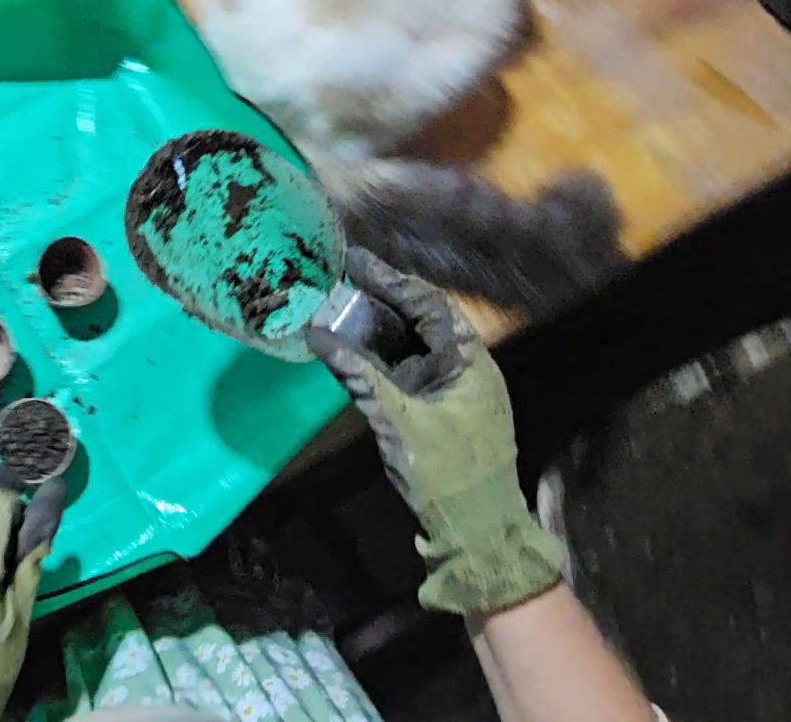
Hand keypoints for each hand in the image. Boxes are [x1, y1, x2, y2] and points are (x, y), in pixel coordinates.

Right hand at [306, 248, 563, 616]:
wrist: (475, 530)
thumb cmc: (446, 471)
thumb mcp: (397, 419)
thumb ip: (357, 373)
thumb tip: (314, 334)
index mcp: (468, 361)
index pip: (427, 304)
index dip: (389, 279)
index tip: (353, 261)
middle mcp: (461, 365)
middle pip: (418, 317)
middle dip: (380, 295)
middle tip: (341, 274)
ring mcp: (447, 385)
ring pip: (408, 340)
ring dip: (374, 322)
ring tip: (337, 301)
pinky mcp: (432, 404)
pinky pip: (401, 365)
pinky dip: (375, 351)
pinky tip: (346, 342)